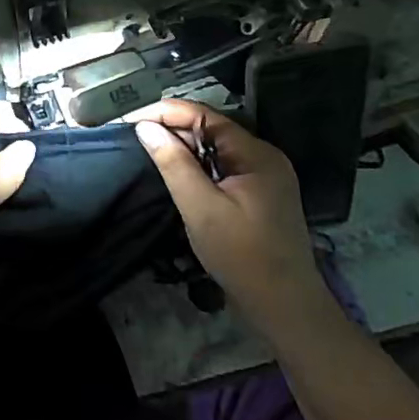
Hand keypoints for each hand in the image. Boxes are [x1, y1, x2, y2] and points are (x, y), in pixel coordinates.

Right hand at [132, 100, 331, 339]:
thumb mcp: (201, 208)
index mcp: (256, 154)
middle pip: (213, 129)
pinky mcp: (263, 195)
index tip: (132, 119)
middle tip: (137, 138)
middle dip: (174, 129)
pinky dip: (201, 166)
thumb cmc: (242, 256)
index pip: (205, 116)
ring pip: (218, 149)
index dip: (167, 113)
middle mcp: (265, 156)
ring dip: (186, 149)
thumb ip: (174, 164)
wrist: (286, 307)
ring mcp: (267, 176)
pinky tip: (181, 174)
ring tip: (151, 152)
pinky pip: (226, 168)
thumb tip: (146, 127)